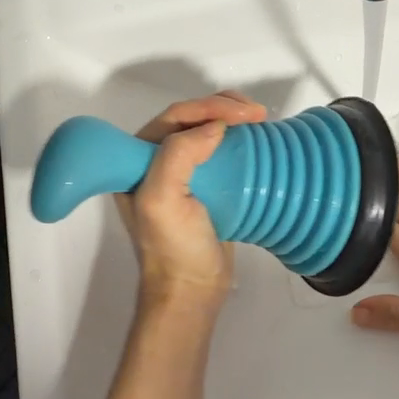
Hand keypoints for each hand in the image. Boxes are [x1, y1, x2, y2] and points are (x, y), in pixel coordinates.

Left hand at [121, 92, 268, 310]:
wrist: (192, 293)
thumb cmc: (173, 249)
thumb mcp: (162, 201)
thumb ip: (177, 156)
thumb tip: (214, 127)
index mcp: (136, 161)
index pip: (173, 117)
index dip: (207, 106)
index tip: (242, 113)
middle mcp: (155, 162)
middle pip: (192, 117)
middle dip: (225, 107)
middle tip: (258, 114)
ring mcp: (183, 173)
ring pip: (208, 129)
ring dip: (234, 119)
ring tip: (261, 120)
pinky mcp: (206, 185)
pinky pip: (222, 150)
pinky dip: (240, 139)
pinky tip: (257, 138)